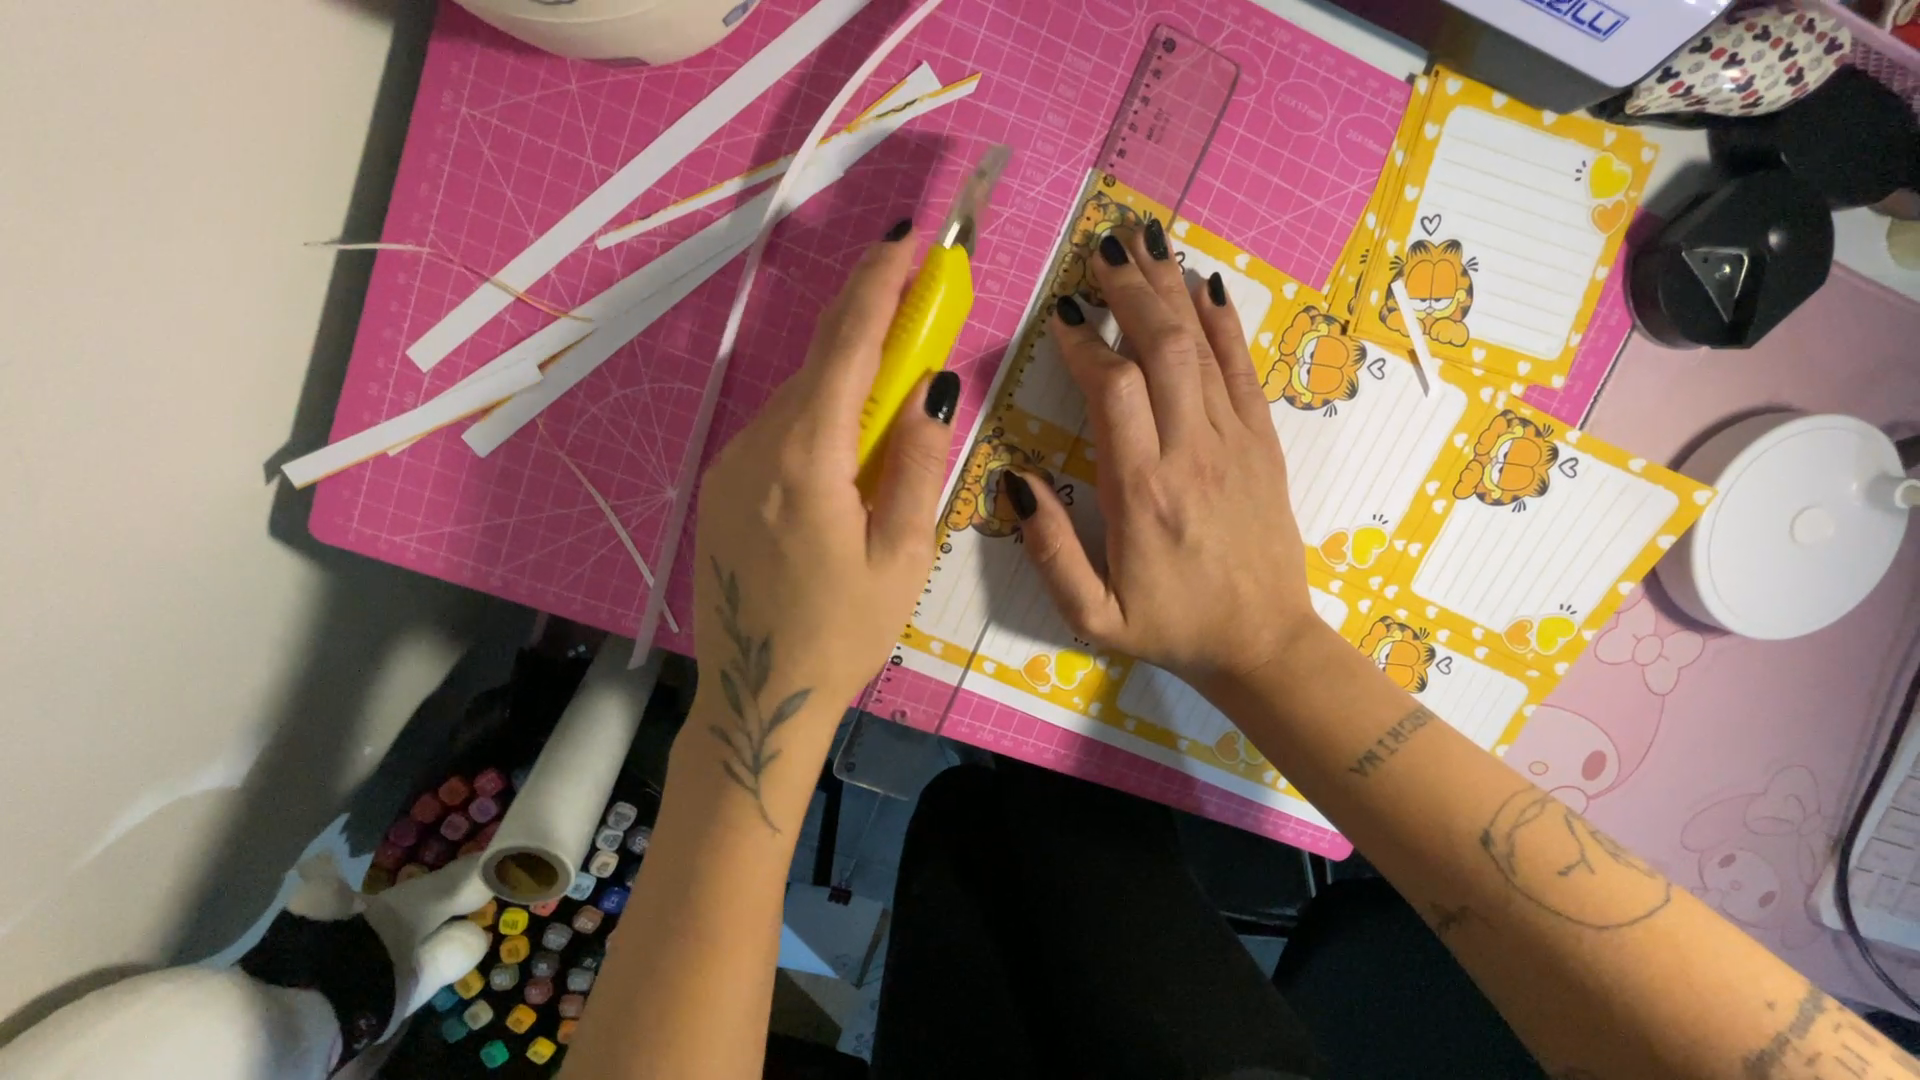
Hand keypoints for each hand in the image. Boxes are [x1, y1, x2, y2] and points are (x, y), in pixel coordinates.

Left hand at [692, 227, 961, 725]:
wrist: (757, 697)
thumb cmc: (843, 633)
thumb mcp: (902, 553)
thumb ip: (916, 460)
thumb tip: (933, 385)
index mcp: (804, 459)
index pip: (846, 344)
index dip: (879, 284)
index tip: (908, 241)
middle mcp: (756, 446)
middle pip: (820, 364)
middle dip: (872, 328)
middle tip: (923, 312)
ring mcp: (730, 466)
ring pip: (799, 399)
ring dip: (848, 382)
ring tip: (894, 407)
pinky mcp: (721, 487)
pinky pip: (779, 432)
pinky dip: (820, 420)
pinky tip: (848, 456)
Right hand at [1010, 223, 1317, 693]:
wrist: (1264, 644)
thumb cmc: (1171, 628)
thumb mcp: (1092, 615)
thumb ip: (1048, 549)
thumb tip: (1015, 480)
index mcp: (1142, 492)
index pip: (1112, 389)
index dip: (1086, 341)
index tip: (1064, 313)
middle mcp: (1191, 453)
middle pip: (1161, 346)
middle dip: (1129, 288)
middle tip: (1102, 247)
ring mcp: (1235, 442)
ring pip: (1202, 345)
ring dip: (1170, 288)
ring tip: (1144, 240)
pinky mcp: (1263, 443)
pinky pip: (1242, 367)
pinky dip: (1223, 321)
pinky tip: (1204, 283)